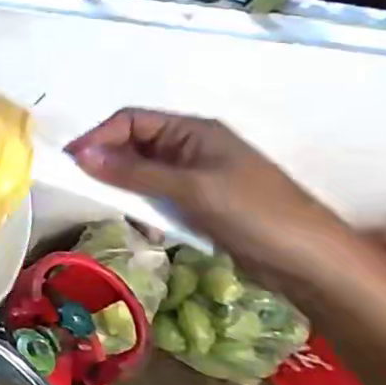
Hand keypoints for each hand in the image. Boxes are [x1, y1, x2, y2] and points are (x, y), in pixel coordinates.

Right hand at [64, 108, 366, 283]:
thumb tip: (81, 156)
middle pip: (136, 144)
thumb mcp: (190, 189)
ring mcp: (199, 176)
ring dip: (126, 186)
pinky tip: (146, 225)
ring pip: (145, 172)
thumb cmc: (254, 214)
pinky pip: (160, 196)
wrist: (313, 264)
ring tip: (116, 207)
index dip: (99, 137)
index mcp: (193, 131)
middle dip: (109, 162)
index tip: (72, 163)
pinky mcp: (203, 204)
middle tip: (84, 187)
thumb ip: (134, 172)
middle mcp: (193, 147)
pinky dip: (146, 206)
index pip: (131, 120)